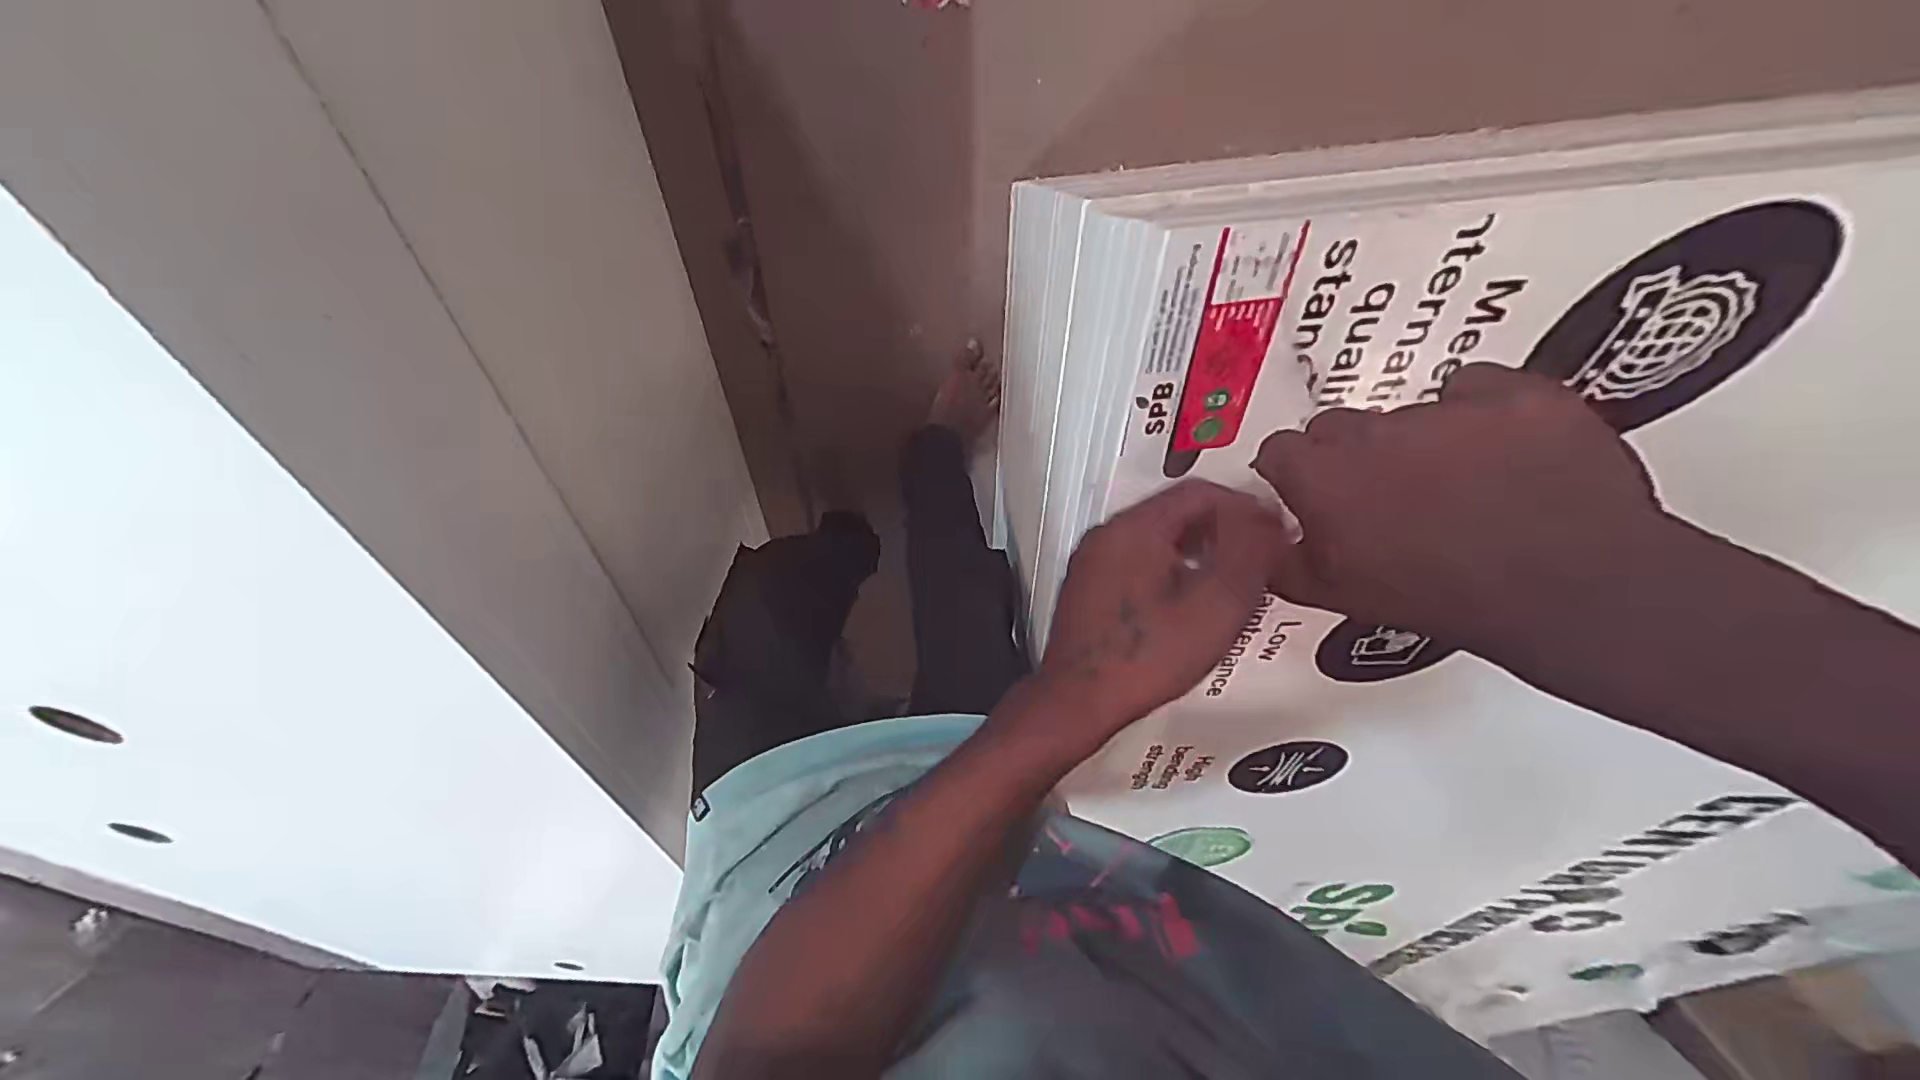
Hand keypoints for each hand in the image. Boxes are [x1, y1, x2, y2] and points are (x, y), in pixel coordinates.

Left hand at [1015, 481, 1288, 758]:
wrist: (1080, 699)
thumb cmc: (1136, 661)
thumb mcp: (1217, 605)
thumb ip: (1250, 555)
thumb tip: (1267, 524)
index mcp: (1134, 529)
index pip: (1199, 492)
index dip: (1245, 507)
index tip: (1268, 527)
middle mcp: (1106, 537)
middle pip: (1175, 511)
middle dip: (1222, 528)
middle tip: (1254, 549)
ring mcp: (1092, 561)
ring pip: (1156, 536)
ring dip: (1197, 549)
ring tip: (1228, 576)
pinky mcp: (1087, 586)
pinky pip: (1136, 560)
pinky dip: (1169, 568)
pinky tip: (1188, 599)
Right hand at [1252, 363, 1674, 654]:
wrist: (1565, 590)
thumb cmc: (1443, 594)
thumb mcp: (1337, 595)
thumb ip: (1284, 562)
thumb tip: (1267, 548)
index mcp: (1322, 476)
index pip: (1280, 449)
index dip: (1292, 469)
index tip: (1305, 482)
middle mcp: (1373, 431)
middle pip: (1338, 425)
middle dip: (1350, 453)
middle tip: (1380, 490)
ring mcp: (1444, 409)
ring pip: (1407, 408)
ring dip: (1416, 438)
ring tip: (1451, 481)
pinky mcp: (1513, 395)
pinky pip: (1478, 386)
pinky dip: (1479, 411)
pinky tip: (1493, 448)